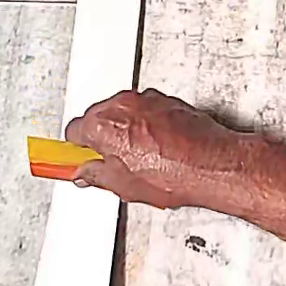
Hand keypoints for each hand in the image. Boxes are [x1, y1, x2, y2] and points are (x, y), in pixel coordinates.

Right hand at [64, 89, 259, 209]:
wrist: (212, 165)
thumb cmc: (173, 173)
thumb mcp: (123, 185)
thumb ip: (96, 174)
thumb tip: (87, 172)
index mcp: (103, 124)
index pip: (74, 131)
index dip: (77, 149)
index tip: (80, 158)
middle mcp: (121, 104)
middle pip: (97, 118)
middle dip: (101, 138)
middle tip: (111, 163)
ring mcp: (145, 99)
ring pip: (122, 113)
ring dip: (124, 131)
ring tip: (139, 160)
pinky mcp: (165, 100)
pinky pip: (145, 111)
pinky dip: (146, 125)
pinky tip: (156, 150)